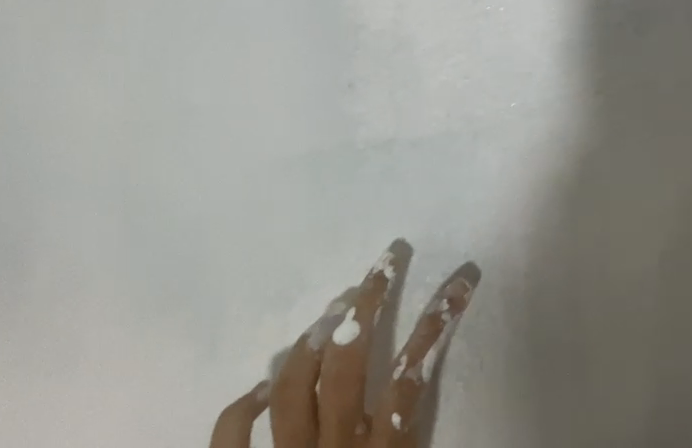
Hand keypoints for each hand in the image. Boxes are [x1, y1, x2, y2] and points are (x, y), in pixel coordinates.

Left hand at [211, 243, 479, 447]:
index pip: (414, 370)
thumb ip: (412, 440)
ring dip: (313, 336)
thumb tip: (422, 398)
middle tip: (385, 262)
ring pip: (293, 383)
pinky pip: (230, 437)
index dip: (439, 318)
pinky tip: (263, 382)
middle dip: (368, 301)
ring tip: (334, 308)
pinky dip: (244, 402)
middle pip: (346, 359)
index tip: (461, 279)